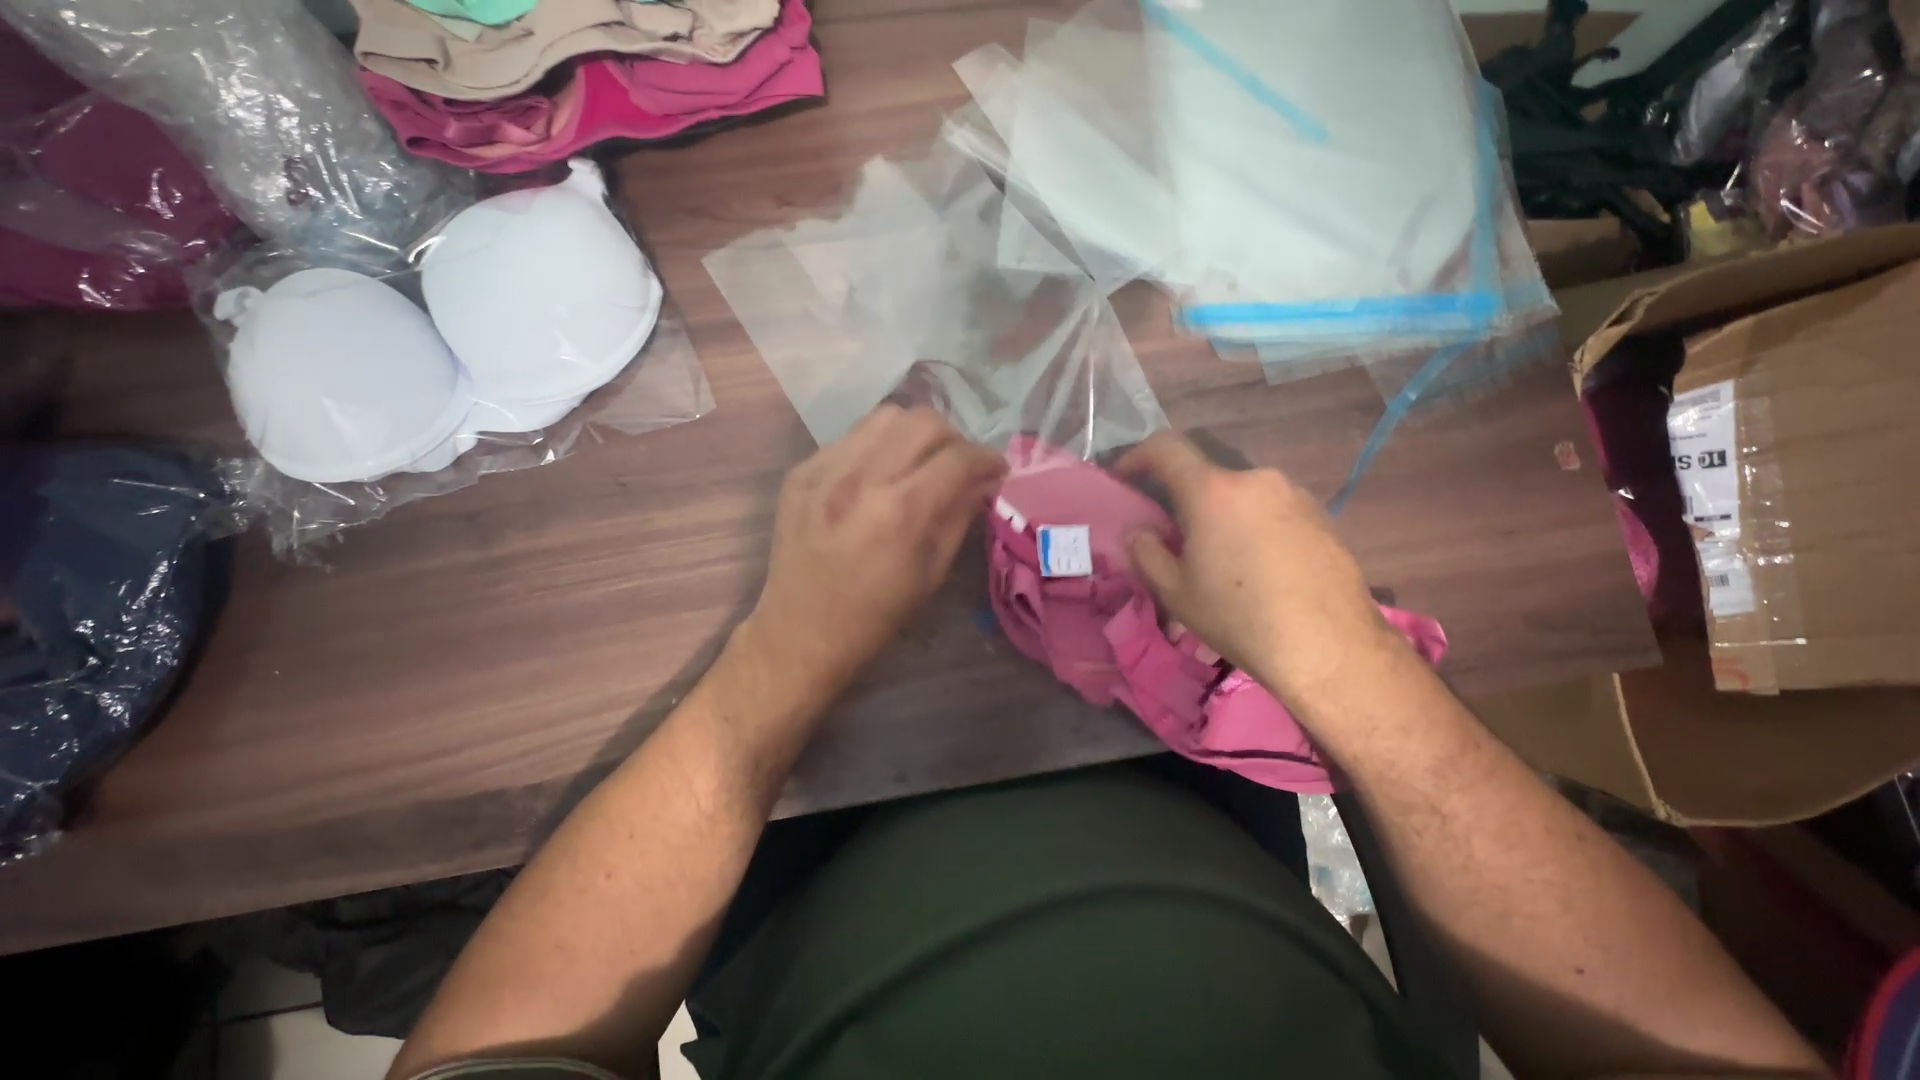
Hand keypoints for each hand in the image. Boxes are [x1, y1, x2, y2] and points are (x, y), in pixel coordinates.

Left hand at [737, 406, 1006, 697]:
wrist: (800, 631)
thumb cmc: (875, 614)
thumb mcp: (931, 572)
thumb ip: (960, 516)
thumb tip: (984, 481)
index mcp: (900, 511)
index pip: (958, 457)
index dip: (987, 458)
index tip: (996, 469)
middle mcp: (861, 478)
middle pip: (923, 421)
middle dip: (953, 438)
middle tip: (957, 464)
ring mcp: (825, 470)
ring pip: (885, 417)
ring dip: (912, 433)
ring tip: (917, 461)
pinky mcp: (801, 471)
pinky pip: (850, 438)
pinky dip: (875, 448)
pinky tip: (876, 476)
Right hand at [1118, 432, 1395, 700]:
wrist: (1329, 646)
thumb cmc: (1240, 618)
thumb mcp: (1177, 593)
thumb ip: (1147, 553)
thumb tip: (1139, 531)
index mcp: (1213, 491)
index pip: (1166, 449)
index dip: (1137, 456)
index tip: (1123, 476)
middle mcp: (1256, 479)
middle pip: (1208, 477)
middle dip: (1186, 501)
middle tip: (1177, 538)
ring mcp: (1295, 494)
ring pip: (1243, 495)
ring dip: (1224, 515)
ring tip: (1224, 560)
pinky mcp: (1322, 515)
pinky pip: (1274, 510)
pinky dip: (1256, 527)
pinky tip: (1262, 569)